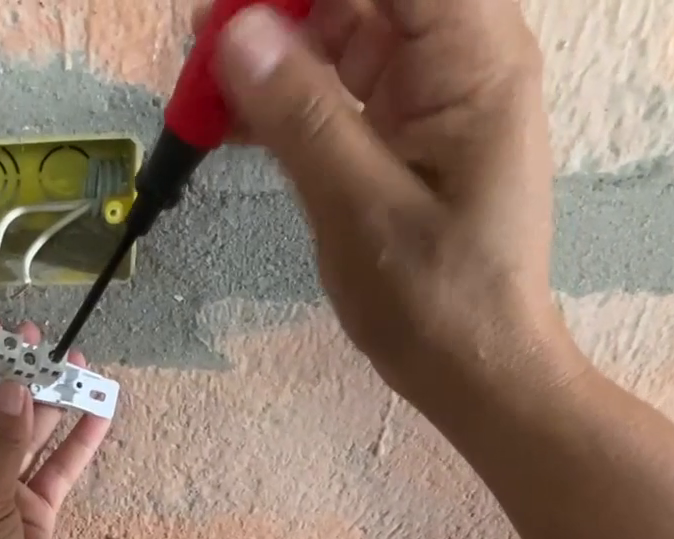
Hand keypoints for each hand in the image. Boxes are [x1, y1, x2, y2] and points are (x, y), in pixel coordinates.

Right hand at [212, 0, 582, 412]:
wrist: (472, 368)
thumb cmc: (434, 299)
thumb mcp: (360, 208)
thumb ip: (302, 115)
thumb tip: (236, 31)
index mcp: (473, 55)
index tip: (234, 8)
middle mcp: (456, 56)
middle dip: (278, 8)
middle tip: (202, 40)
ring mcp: (426, 93)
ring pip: (340, 32)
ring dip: (269, 49)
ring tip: (200, 78)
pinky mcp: (398, 132)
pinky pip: (333, 88)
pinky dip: (280, 98)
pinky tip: (227, 118)